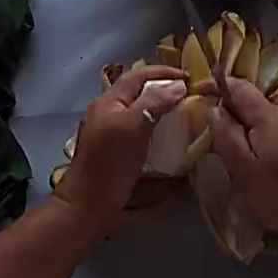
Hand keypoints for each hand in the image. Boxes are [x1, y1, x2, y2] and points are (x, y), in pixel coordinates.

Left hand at [55, 65, 187, 232]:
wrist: (89, 204)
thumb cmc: (111, 164)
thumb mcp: (134, 127)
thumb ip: (154, 103)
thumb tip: (178, 86)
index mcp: (108, 101)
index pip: (138, 75)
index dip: (163, 72)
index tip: (188, 78)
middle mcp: (106, 111)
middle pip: (136, 89)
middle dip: (161, 86)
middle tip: (187, 92)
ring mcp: (107, 129)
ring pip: (136, 106)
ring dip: (158, 103)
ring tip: (179, 108)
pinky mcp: (113, 147)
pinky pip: (135, 124)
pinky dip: (152, 120)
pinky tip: (164, 131)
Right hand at [203, 76, 277, 248]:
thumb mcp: (244, 168)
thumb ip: (226, 135)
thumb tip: (214, 108)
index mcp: (268, 116)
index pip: (239, 86)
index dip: (216, 84)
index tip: (196, 91)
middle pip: (249, 100)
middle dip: (225, 107)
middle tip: (203, 125)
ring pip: (259, 116)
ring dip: (239, 123)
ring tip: (221, 143)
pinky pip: (269, 128)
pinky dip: (252, 134)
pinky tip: (246, 154)